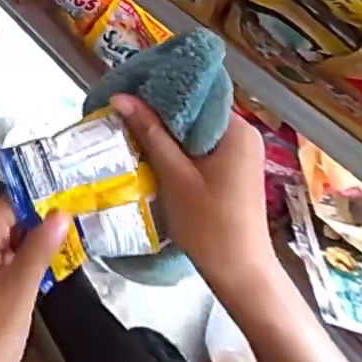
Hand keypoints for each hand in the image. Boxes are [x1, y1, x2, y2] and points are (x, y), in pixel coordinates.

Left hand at [0, 200, 68, 361]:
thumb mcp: (19, 291)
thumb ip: (40, 248)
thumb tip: (61, 211)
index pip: (13, 203)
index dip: (43, 208)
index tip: (77, 213)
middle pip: (11, 221)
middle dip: (40, 231)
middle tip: (78, 239)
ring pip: (10, 243)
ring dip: (34, 252)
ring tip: (69, 255)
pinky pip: (4, 263)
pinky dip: (23, 269)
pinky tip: (45, 278)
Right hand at [110, 93, 278, 294]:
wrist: (241, 275)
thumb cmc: (210, 225)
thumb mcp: (173, 174)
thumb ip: (149, 131)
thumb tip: (119, 96)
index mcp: (236, 130)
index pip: (194, 93)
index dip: (160, 88)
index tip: (128, 86)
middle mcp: (242, 133)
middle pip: (192, 108)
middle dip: (158, 107)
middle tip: (123, 106)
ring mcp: (238, 150)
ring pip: (192, 125)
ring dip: (163, 126)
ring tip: (130, 121)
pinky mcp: (231, 166)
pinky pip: (197, 141)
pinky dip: (175, 142)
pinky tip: (150, 145)